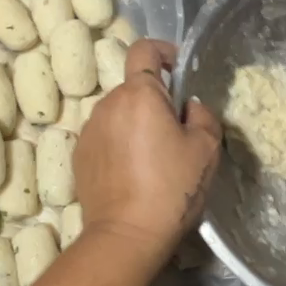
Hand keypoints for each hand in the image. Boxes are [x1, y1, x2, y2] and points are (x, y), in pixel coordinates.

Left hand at [73, 40, 221, 261]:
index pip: (144, 49)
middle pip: (134, 88)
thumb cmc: (171, 189)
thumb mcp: (206, 150)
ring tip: (154, 160)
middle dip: (155, 102)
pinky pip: (105, 137)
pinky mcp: (79, 155)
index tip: (178, 69)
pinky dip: (120, 145)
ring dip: (136, 124)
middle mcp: (107, 103)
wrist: (126, 236)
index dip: (163, 51)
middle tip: (176, 134)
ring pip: (119, 114)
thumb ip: (203, 115)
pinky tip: (133, 175)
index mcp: (139, 94)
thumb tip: (189, 107)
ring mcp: (88, 130)